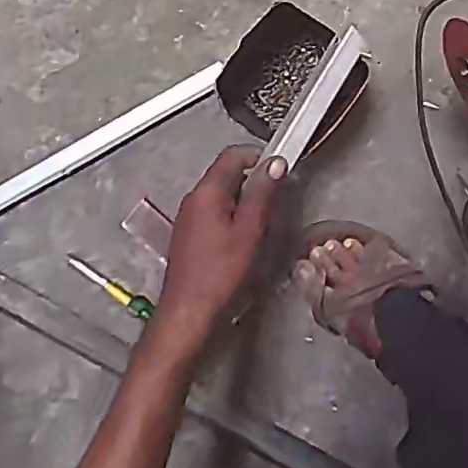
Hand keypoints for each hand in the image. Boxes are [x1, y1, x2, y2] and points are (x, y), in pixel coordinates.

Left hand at [154, 146, 286, 345]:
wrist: (188, 313)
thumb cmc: (219, 273)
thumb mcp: (250, 229)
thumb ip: (263, 192)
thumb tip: (275, 163)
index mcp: (206, 192)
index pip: (233, 155)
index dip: (259, 156)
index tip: (278, 171)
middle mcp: (193, 198)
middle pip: (228, 174)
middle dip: (254, 183)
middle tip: (273, 203)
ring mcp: (188, 216)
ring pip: (223, 194)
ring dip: (244, 201)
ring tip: (260, 225)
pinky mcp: (189, 234)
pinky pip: (214, 212)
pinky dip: (232, 217)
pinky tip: (242, 239)